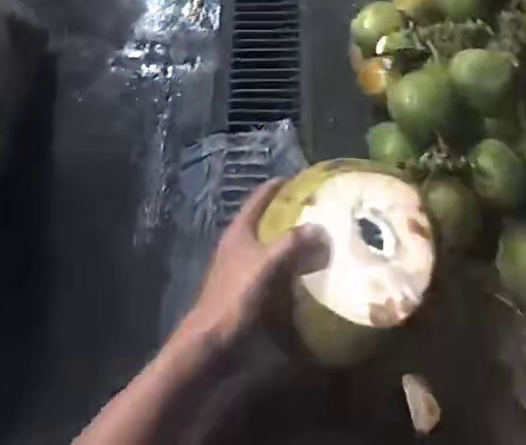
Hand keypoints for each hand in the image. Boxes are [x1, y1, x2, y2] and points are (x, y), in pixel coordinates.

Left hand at [178, 178, 329, 352]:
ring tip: (316, 235)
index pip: (261, 195)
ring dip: (289, 237)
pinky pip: (270, 263)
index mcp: (240, 229)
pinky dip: (286, 260)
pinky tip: (303, 267)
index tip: (306, 179)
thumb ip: (291, 243)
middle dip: (289, 210)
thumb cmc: (234, 298)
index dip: (281, 184)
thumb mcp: (266, 265)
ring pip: (268, 241)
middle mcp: (238, 242)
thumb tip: (318, 227)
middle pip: (266, 216)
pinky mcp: (243, 286)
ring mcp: (239, 265)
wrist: (207, 345)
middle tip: (318, 208)